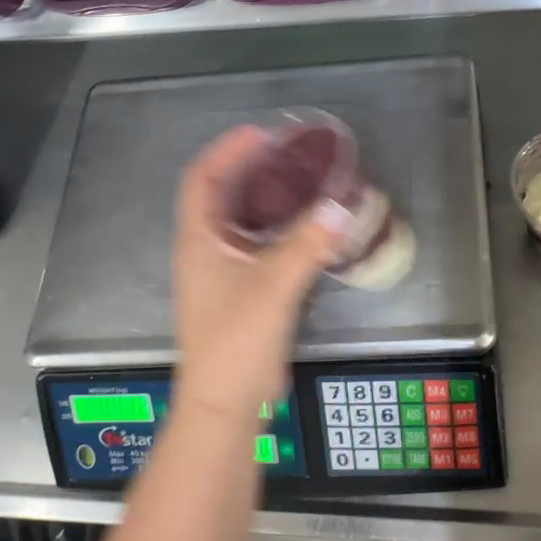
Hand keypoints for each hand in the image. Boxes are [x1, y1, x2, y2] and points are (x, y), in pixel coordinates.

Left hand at [169, 127, 345, 424]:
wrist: (225, 406)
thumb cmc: (236, 341)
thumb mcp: (274, 287)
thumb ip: (308, 244)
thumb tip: (341, 207)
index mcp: (198, 240)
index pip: (202, 179)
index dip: (228, 151)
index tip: (263, 133)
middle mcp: (205, 251)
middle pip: (222, 195)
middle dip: (251, 168)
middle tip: (291, 152)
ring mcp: (221, 274)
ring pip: (241, 221)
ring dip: (266, 198)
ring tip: (302, 180)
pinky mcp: (240, 294)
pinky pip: (258, 246)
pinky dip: (278, 228)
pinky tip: (306, 227)